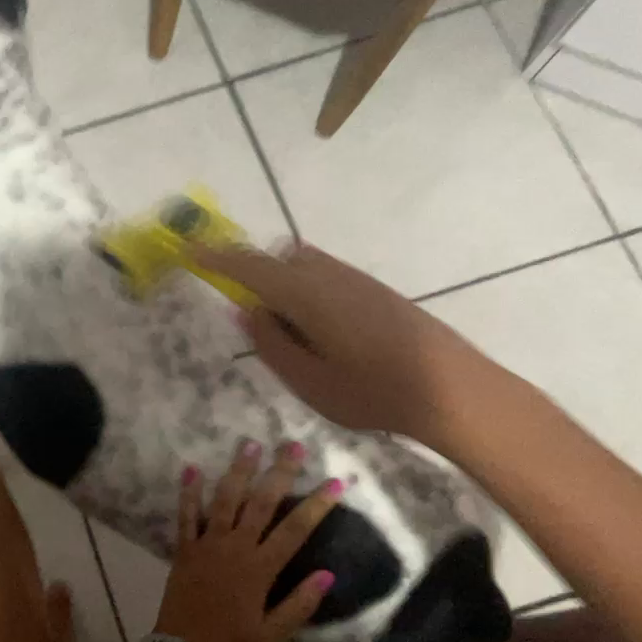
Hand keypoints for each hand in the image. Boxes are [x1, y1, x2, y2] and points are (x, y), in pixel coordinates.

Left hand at [154, 440, 342, 641]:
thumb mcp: (272, 634)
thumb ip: (299, 604)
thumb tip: (328, 574)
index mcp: (260, 569)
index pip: (295, 530)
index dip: (317, 505)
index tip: (335, 482)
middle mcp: (235, 549)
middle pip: (261, 503)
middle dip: (279, 473)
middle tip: (292, 446)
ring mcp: (206, 545)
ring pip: (225, 500)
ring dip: (238, 471)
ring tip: (249, 445)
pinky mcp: (183, 549)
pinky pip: (186, 516)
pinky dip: (189, 492)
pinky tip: (192, 468)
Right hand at [193, 242, 497, 452]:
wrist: (452, 389)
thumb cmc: (372, 392)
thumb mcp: (309, 381)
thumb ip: (271, 344)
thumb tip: (246, 311)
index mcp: (306, 295)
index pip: (251, 267)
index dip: (218, 258)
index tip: (190, 250)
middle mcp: (329, 276)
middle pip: (279, 261)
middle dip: (255, 276)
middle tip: (252, 319)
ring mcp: (356, 280)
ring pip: (305, 267)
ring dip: (284, 286)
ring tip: (290, 335)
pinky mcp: (376, 291)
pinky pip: (326, 277)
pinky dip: (308, 292)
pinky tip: (321, 332)